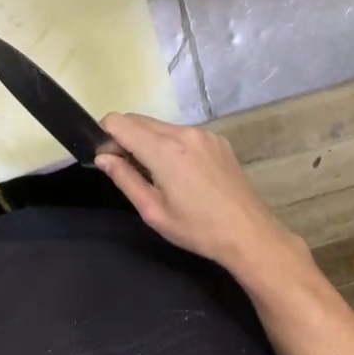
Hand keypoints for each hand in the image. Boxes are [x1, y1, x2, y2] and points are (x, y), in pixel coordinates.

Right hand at [96, 113, 318, 289]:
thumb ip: (125, 178)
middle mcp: (183, 133)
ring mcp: (203, 134)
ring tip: (156, 174)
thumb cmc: (198, 229)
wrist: (250, 235)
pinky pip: (181, 133)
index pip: (118, 122)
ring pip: (159, 125)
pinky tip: (181, 173)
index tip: (109, 160)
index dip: (105, 137)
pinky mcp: (217, 140)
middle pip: (137, 120)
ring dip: (147, 141)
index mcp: (164, 150)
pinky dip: (170, 144)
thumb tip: (102, 157)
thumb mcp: (153, 211)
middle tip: (127, 170)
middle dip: (124, 138)